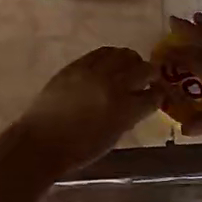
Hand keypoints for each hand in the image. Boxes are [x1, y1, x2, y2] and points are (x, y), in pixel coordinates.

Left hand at [13, 46, 158, 172]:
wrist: (42, 141)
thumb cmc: (78, 149)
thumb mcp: (113, 137)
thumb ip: (129, 116)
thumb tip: (137, 102)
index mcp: (125, 110)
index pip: (153, 96)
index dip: (159, 94)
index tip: (158, 94)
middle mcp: (113, 86)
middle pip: (143, 69)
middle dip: (150, 74)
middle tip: (148, 78)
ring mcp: (94, 72)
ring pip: (123, 54)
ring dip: (131, 61)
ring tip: (129, 67)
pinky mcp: (77, 65)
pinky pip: (101, 52)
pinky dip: (110, 56)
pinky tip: (110, 63)